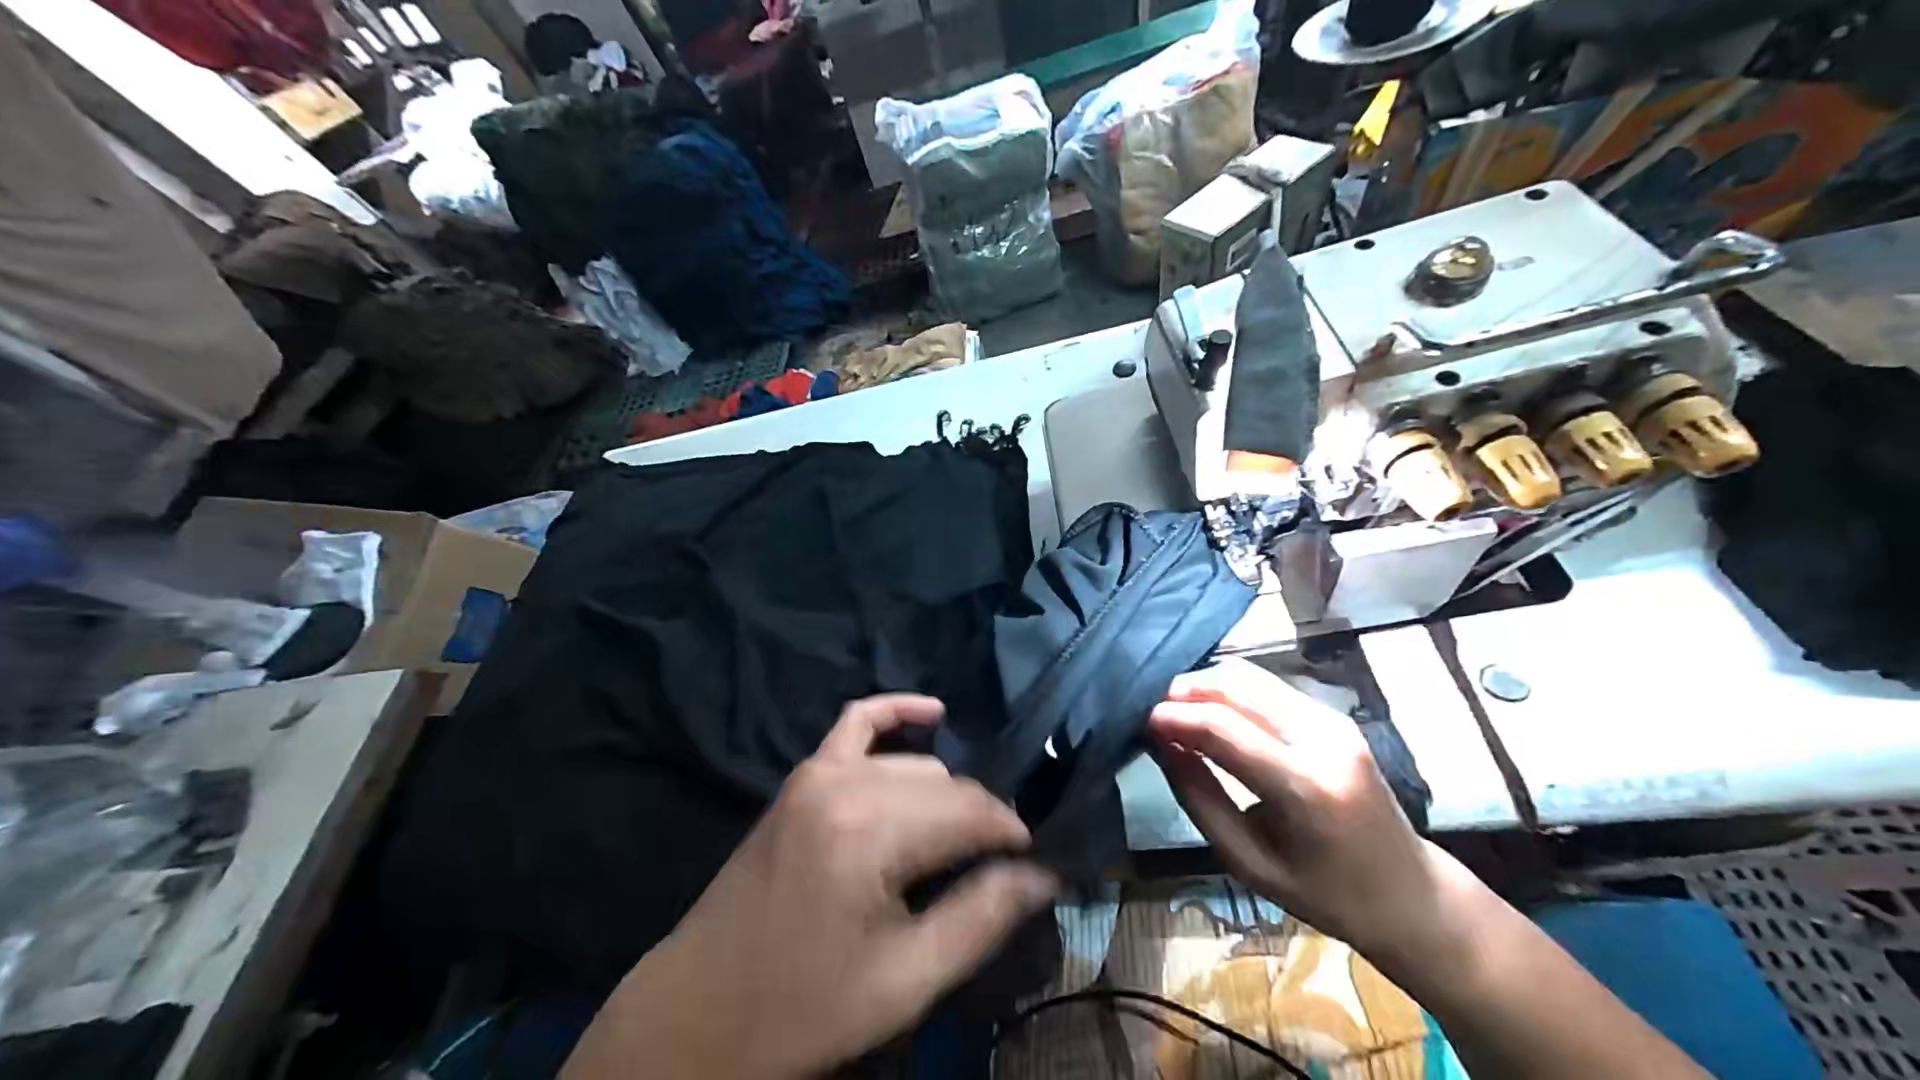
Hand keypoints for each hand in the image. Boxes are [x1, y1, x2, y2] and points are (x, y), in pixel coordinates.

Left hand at [562, 695, 1058, 1079]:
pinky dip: (896, 714)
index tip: (1038, 865)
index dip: (1014, 836)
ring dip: (948, 794)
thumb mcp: (906, 981)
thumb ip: (981, 916)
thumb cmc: (804, 1008)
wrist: (698, 1013)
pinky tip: (932, 714)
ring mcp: (817, 773)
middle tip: (1002, 867)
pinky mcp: (800, 777)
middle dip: (983, 820)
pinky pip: (856, 723)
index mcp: (870, 834)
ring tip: (964, 840)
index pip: (972, 811)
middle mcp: (845, 784)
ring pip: (913, 764)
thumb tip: (1045, 873)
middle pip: (947, 785)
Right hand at [1147, 657, 1447, 956]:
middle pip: (1239, 686)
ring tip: (1176, 710)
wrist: (1410, 894)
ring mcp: (1335, 722)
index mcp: (1308, 789)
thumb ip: (1199, 799)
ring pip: (1251, 677)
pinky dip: (1230, 692)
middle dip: (1187, 689)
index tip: (1142, 721)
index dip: (1177, 717)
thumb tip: (1162, 745)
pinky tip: (1211, 712)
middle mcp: (1326, 741)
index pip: (1227, 730)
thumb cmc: (1325, 895)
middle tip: (1155, 712)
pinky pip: (1268, 687)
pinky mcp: (1334, 716)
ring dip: (1207, 685)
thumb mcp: (1249, 862)